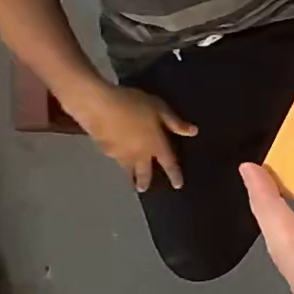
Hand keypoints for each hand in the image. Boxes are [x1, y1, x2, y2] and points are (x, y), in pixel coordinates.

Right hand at [64, 83, 196, 189]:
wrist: (99, 106)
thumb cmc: (134, 104)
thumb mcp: (160, 109)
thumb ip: (175, 122)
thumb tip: (193, 132)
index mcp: (155, 145)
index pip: (168, 163)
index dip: (175, 175)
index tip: (178, 186)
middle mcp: (138, 154)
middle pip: (143, 172)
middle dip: (144, 181)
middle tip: (143, 189)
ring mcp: (119, 154)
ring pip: (126, 168)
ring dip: (129, 175)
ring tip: (129, 179)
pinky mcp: (103, 149)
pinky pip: (113, 157)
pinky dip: (117, 159)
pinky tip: (114, 154)